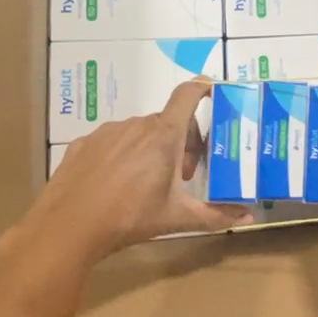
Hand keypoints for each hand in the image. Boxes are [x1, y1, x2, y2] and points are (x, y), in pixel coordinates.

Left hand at [31, 80, 252, 262]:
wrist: (67, 228)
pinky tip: (114, 185)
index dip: (203, 88)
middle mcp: (137, 125)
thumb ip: (215, 215)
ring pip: (139, 132)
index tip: (214, 93)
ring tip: (146, 183)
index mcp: (164, 135)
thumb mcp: (177, 218)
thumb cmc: (129, 218)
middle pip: (168, 121)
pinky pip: (111, 141)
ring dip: (151, 149)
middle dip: (181, 142)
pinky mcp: (83, 143)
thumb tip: (250, 218)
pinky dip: (121, 155)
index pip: (188, 94)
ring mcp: (107, 132)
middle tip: (182, 175)